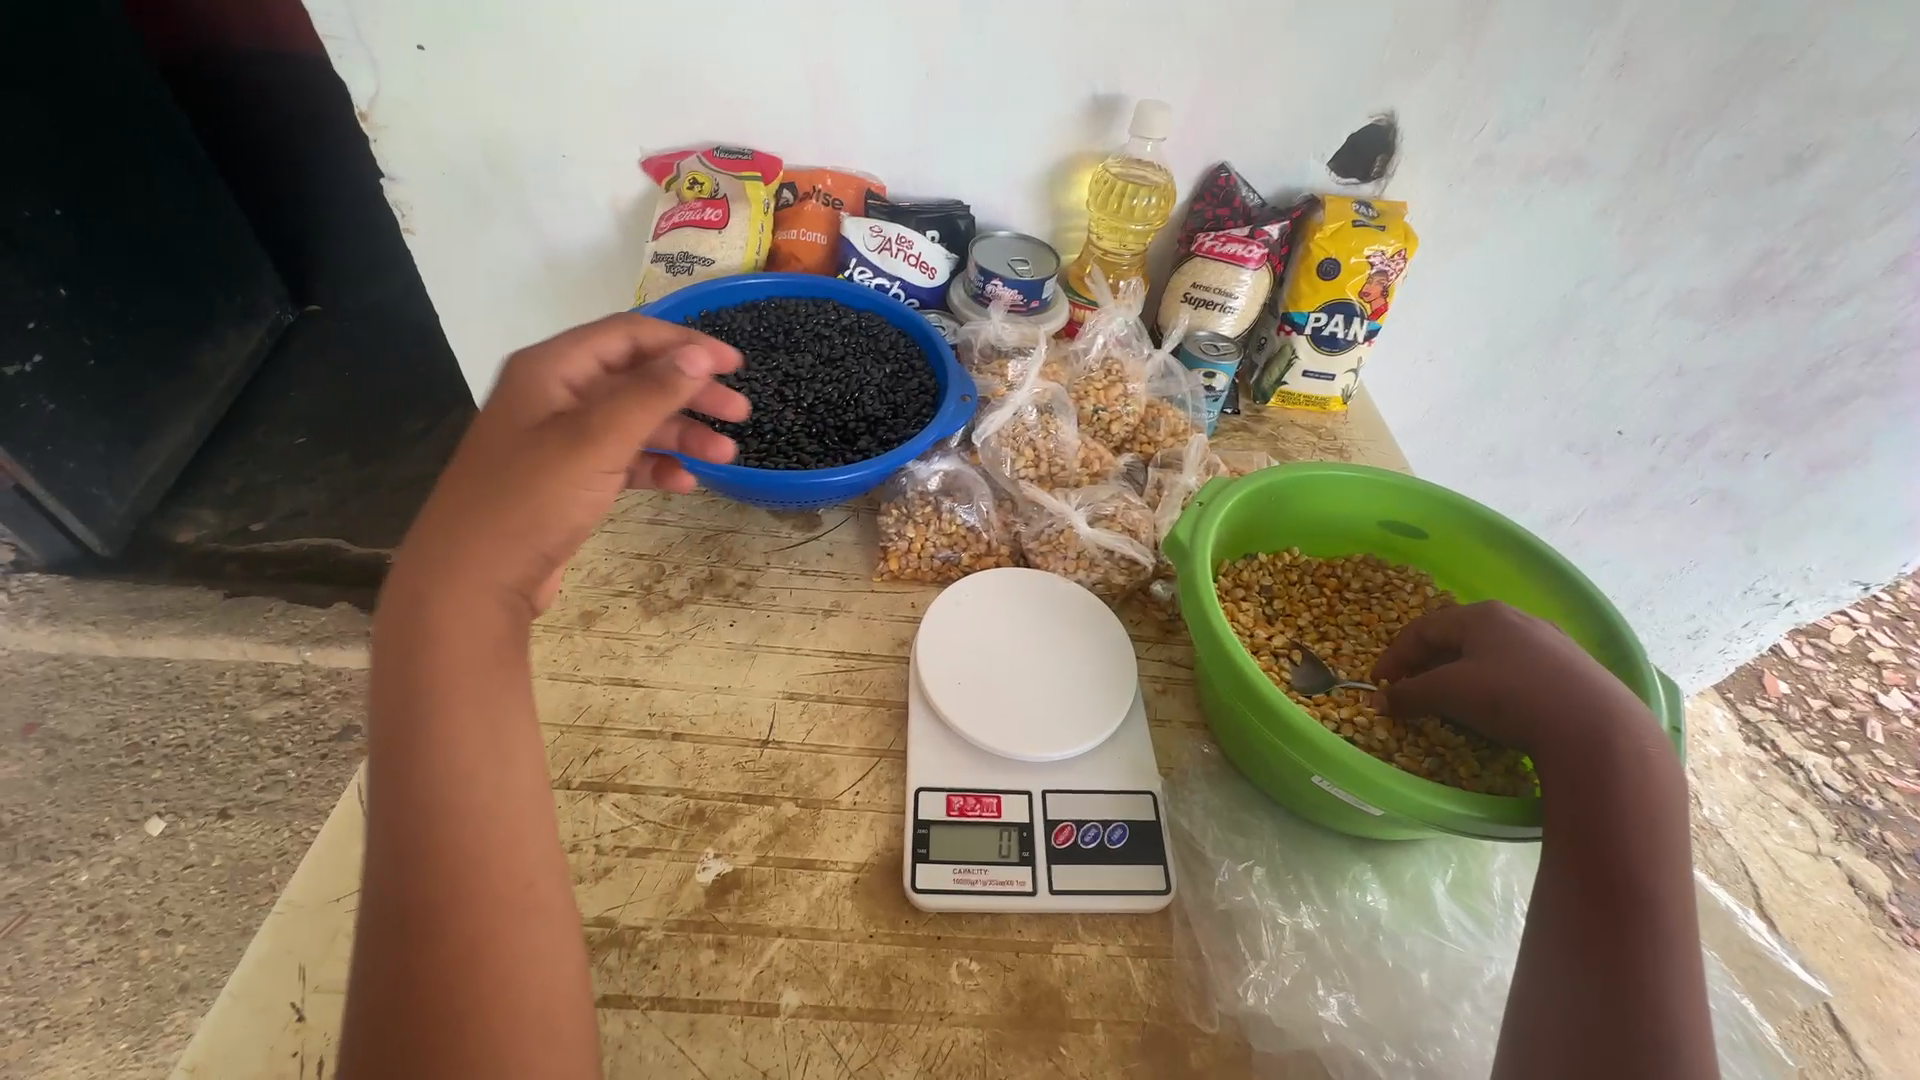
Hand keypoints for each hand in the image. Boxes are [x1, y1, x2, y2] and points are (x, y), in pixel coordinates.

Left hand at [386, 313, 747, 619]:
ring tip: (724, 457)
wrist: (474, 579)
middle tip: (739, 414)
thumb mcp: (596, 439)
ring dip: (681, 435)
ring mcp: (562, 439)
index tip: (736, 365)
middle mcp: (557, 395)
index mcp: (553, 369)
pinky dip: (656, 466)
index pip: (629, 336)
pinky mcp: (570, 479)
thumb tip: (698, 355)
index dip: (685, 344)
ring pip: (636, 422)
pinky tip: (683, 484)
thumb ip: (651, 393)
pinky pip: (624, 459)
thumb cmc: (531, 499)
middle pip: (638, 378)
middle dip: (690, 394)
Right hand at [1371, 601, 1659, 763]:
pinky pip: (1518, 670)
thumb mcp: (1449, 693)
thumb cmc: (1512, 697)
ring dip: (1460, 674)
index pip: (1422, 629)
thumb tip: (1378, 702)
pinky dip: (1493, 685)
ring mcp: (1550, 643)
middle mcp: (1516, 619)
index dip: (1395, 656)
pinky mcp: (1575, 670)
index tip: (1379, 684)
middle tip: (1410, 689)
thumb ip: (1408, 694)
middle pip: (1456, 638)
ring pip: (1489, 653)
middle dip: (1426, 664)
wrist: (1600, 732)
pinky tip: (1495, 708)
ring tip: (1449, 700)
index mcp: (1482, 615)